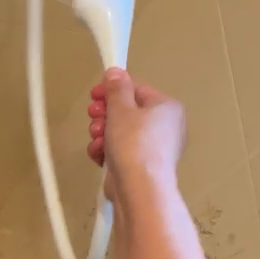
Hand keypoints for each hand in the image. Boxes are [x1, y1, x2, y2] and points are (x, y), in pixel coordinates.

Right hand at [89, 67, 184, 203]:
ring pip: (119, 131)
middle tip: (93, 119)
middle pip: (126, 111)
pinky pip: (120, 149)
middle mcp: (165, 125)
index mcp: (166, 107)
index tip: (93, 96)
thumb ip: (117, 89)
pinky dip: (107, 151)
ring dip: (102, 134)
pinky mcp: (141, 164)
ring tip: (97, 142)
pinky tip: (99, 156)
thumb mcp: (121, 110)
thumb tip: (115, 71)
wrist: (139, 187)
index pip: (135, 89)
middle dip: (104, 116)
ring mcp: (154, 147)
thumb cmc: (133, 143)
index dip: (111, 90)